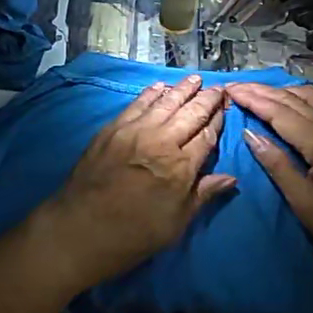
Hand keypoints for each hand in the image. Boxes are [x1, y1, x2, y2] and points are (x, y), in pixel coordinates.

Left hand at [36, 75, 235, 286]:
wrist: (82, 228)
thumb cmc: (134, 234)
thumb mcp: (176, 223)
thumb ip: (202, 194)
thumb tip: (230, 178)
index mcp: (181, 166)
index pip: (207, 135)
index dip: (218, 120)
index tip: (225, 108)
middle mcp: (161, 141)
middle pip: (190, 113)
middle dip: (206, 99)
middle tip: (218, 88)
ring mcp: (135, 131)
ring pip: (165, 103)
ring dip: (182, 89)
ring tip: (195, 79)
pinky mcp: (113, 128)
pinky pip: (137, 104)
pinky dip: (151, 94)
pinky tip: (160, 87)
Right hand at [225, 82, 312, 279]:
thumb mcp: (303, 203)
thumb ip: (277, 164)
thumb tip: (249, 134)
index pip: (281, 112)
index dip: (253, 99)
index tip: (229, 89)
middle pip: (294, 100)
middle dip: (262, 91)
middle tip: (235, 86)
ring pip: (312, 98)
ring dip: (283, 92)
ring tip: (257, 92)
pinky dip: (300, 99)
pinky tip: (290, 103)